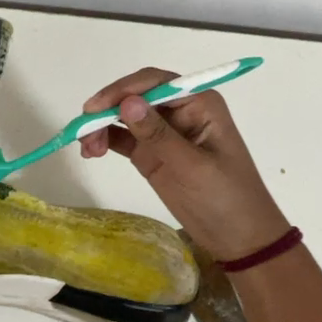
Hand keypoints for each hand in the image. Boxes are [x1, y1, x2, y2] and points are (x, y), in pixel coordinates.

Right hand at [77, 67, 289, 261]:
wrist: (239, 239)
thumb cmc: (227, 198)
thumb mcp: (193, 167)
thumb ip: (158, 135)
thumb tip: (127, 104)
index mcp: (198, 103)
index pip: (155, 82)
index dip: (123, 90)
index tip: (96, 107)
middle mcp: (179, 110)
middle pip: (134, 96)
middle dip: (106, 109)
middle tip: (83, 130)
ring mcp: (163, 131)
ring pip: (123, 116)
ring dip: (101, 126)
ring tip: (86, 148)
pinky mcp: (151, 152)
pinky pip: (122, 138)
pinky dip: (104, 141)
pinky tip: (90, 151)